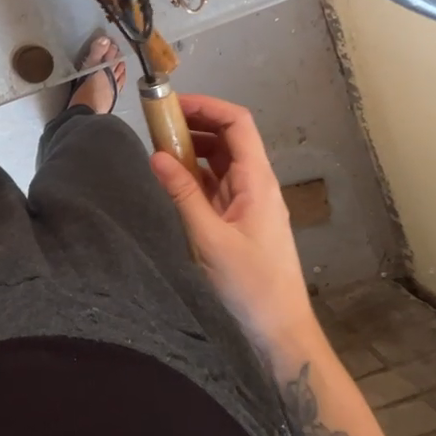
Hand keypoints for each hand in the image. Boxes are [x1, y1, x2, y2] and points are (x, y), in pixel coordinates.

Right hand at [148, 95, 319, 358]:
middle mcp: (256, 184)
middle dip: (194, 122)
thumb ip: (182, 193)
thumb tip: (156, 155)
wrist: (279, 330)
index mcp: (258, 181)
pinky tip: (170, 177)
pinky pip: (215, 182)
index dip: (207, 106)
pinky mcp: (238, 218)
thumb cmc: (250, 285)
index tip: (171, 104)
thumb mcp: (208, 238)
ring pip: (221, 159)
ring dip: (191, 147)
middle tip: (156, 122)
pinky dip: (193, 172)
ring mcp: (248, 201)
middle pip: (228, 136)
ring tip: (158, 146)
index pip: (237, 124)